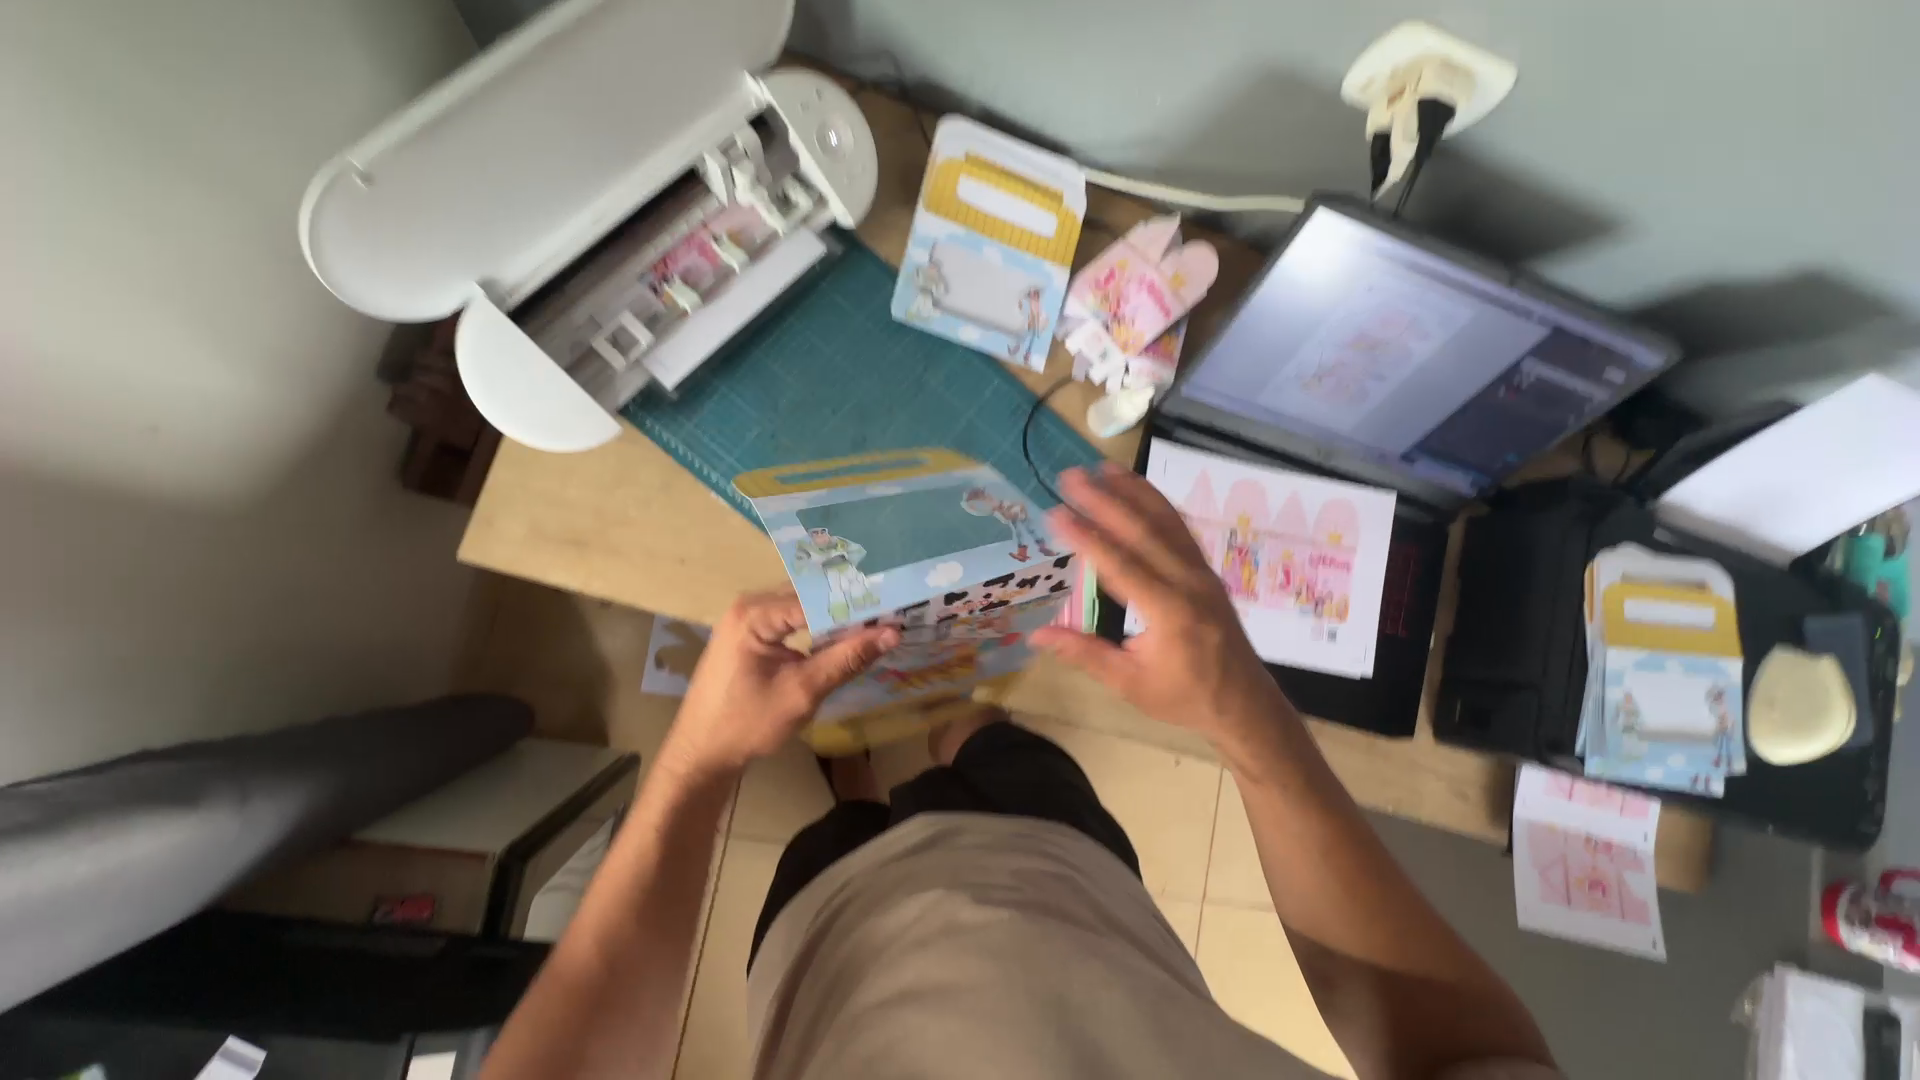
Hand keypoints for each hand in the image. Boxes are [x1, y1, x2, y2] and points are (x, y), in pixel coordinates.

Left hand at [660, 592, 898, 778]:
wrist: (701, 752)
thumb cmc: (747, 724)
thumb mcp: (802, 692)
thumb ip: (846, 659)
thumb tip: (891, 633)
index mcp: (755, 614)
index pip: (819, 598)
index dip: (859, 604)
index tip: (896, 610)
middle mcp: (749, 604)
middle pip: (811, 594)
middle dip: (850, 604)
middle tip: (893, 612)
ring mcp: (746, 617)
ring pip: (803, 604)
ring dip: (837, 614)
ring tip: (877, 622)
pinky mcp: (749, 632)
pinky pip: (792, 618)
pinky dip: (818, 624)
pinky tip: (845, 635)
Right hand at [1032, 465, 1291, 754]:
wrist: (1244, 703)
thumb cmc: (1184, 697)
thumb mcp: (1129, 683)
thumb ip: (1084, 654)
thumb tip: (1036, 634)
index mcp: (1168, 612)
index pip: (1120, 565)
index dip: (1086, 537)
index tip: (1056, 513)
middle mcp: (1188, 583)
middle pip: (1143, 532)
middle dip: (1105, 500)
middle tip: (1071, 476)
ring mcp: (1201, 573)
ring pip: (1165, 522)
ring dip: (1133, 492)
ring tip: (1102, 467)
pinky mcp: (1206, 571)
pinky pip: (1181, 530)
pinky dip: (1158, 504)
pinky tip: (1139, 489)